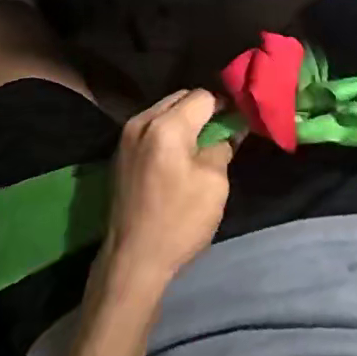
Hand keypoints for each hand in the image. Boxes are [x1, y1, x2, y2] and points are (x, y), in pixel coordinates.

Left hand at [100, 89, 234, 289]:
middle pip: (180, 98)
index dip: (224, 106)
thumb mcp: (214, 184)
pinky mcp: (120, 153)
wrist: (132, 259)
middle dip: (202, 111)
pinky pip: (150, 128)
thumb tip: (229, 130)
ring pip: (163, 111)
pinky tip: (177, 157)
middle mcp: (141, 121)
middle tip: (220, 135)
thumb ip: (222, 146)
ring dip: (183, 121)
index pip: (203, 96)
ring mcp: (126, 137)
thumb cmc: (179, 221)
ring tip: (199, 147)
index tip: (237, 124)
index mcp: (166, 126)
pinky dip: (167, 133)